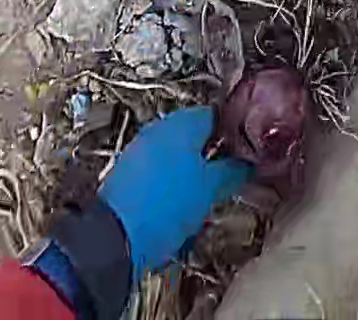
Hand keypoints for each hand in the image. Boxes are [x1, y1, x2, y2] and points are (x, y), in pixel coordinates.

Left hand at [98, 106, 250, 274]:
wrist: (111, 240)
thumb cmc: (166, 206)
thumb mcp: (209, 190)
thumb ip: (232, 171)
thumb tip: (246, 164)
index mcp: (184, 122)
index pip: (218, 115)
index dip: (234, 133)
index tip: (244, 153)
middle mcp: (161, 127)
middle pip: (196, 135)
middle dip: (211, 155)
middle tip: (226, 177)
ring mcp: (140, 148)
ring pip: (176, 154)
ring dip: (190, 171)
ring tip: (201, 197)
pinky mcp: (125, 173)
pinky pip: (157, 170)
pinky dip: (169, 183)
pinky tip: (176, 206)